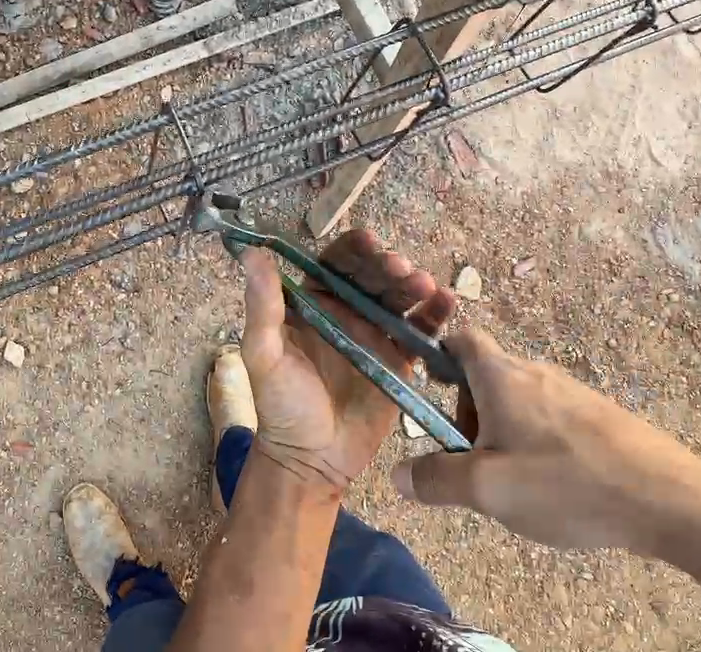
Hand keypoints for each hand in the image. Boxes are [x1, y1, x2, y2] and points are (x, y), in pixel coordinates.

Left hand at [239, 229, 454, 490]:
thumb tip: (254, 253)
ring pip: (397, 298)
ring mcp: (375, 333)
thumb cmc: (280, 404)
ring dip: (411, 285)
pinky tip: (446, 300)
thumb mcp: (263, 354)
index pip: (334, 264)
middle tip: (398, 266)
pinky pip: (419, 331)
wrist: (311, 460)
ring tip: (423, 283)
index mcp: (312, 301)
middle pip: (370, 276)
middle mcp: (345, 310)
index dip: (351, 249)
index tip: (367, 239)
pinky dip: (434, 314)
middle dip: (386, 266)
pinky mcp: (399, 359)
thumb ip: (262, 306)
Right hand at [389, 330, 700, 554]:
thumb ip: (436, 479)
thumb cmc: (566, 484)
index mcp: (499, 375)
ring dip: (502, 431)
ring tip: (515, 482)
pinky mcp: (600, 416)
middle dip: (468, 412)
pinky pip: (550, 418)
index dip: (437, 355)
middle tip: (471, 460)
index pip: (459, 339)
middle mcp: (533, 372)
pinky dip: (537, 442)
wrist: (672, 500)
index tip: (426, 388)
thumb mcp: (487, 489)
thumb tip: (397, 475)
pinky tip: (556, 485)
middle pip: (484, 376)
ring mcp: (571, 392)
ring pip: (518, 400)